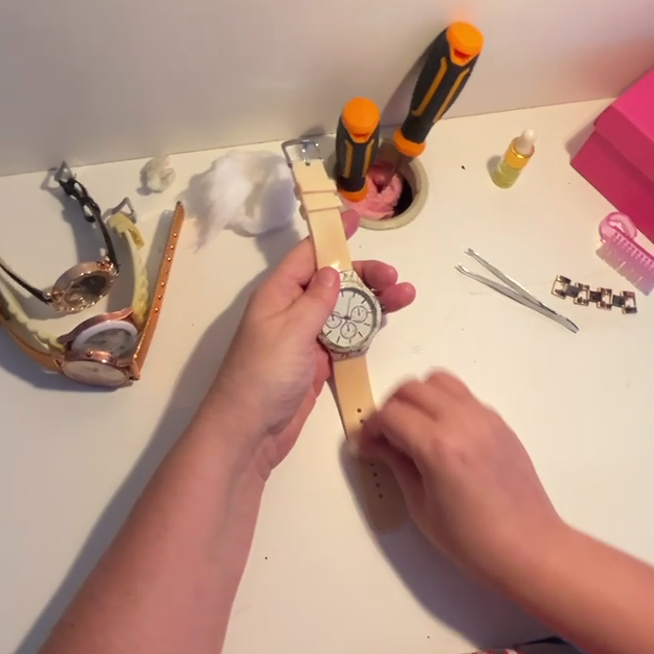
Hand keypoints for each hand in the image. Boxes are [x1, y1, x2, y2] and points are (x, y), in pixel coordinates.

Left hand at [197, 239, 414, 474]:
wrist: (248, 434)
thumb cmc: (262, 377)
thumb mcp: (289, 330)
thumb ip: (316, 300)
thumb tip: (332, 271)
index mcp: (277, 295)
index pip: (307, 254)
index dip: (331, 236)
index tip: (357, 219)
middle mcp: (290, 311)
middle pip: (332, 282)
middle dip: (364, 276)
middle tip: (395, 280)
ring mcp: (304, 339)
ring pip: (343, 310)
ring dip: (371, 302)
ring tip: (404, 297)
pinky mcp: (316, 365)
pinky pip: (345, 338)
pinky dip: (365, 329)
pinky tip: (385, 322)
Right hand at [358, 372, 566, 585]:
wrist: (528, 546)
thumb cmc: (470, 539)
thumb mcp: (421, 506)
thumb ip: (396, 464)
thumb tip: (373, 445)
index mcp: (438, 446)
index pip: (390, 414)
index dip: (370, 428)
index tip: (364, 447)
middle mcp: (461, 421)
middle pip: (412, 388)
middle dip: (390, 407)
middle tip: (385, 437)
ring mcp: (485, 418)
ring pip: (440, 382)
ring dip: (418, 398)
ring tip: (413, 429)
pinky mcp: (500, 423)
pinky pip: (463, 397)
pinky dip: (444, 405)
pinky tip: (443, 437)